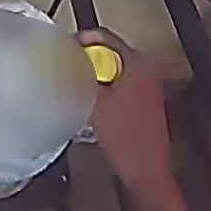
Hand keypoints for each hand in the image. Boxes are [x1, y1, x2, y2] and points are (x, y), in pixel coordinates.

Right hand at [77, 27, 175, 193]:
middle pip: (110, 50)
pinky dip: (104, 83)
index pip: (105, 36)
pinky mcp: (145, 99)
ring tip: (72, 78)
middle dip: (87, 55)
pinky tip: (89, 95)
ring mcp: (147, 84)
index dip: (82, 39)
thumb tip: (64, 60)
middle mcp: (145, 67)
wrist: (148, 174)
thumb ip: (81, 77)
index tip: (63, 47)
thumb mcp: (96, 103)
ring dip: (95, 70)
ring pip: (114, 66)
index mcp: (136, 62)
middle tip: (65, 63)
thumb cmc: (123, 136)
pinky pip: (120, 80)